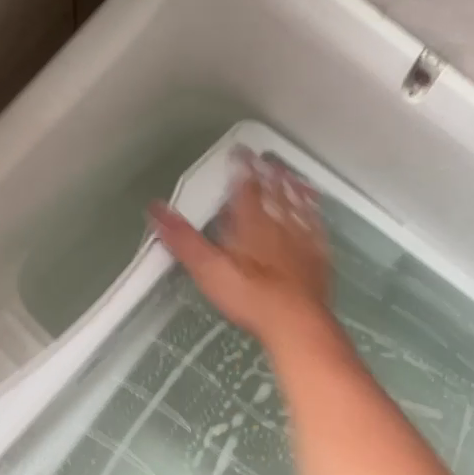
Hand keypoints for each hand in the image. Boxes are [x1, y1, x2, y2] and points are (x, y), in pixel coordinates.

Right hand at [149, 147, 334, 347]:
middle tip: (268, 158)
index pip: (245, 188)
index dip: (242, 169)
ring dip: (294, 190)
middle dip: (269, 175)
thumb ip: (183, 239)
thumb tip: (154, 209)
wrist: (296, 322)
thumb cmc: (250, 297)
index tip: (240, 152)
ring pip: (298, 208)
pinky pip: (317, 230)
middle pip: (274, 194)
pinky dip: (315, 217)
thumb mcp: (208, 269)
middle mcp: (279, 226)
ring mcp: (303, 242)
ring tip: (292, 176)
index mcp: (251, 223)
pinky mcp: (319, 261)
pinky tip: (315, 214)